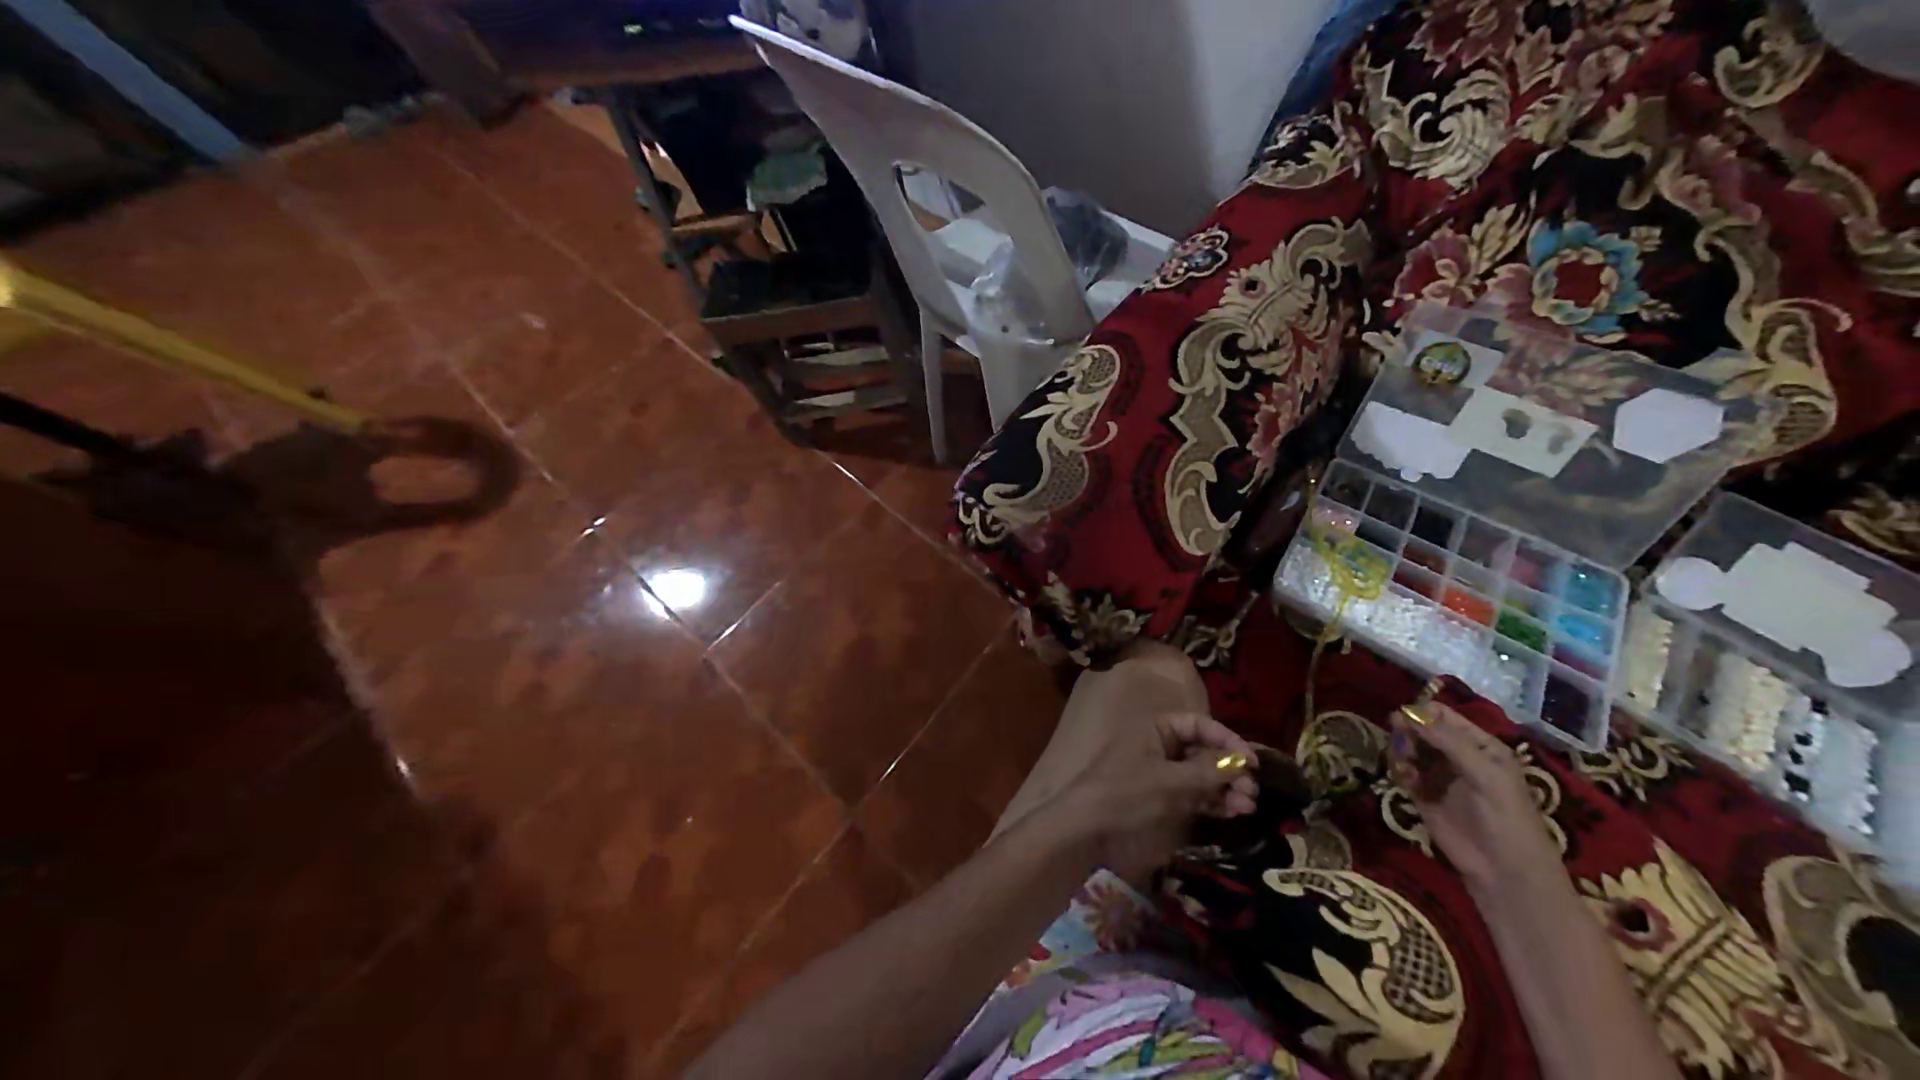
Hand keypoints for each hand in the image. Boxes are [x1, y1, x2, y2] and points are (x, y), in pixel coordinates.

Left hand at [1046, 710, 1258, 881]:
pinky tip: (1233, 812)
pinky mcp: (1160, 796)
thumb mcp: (1170, 782)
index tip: (1252, 762)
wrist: (1086, 826)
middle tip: (1252, 791)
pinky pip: (1193, 793)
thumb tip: (1242, 764)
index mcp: (1156, 728)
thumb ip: (1208, 772)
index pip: (1200, 724)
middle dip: (1229, 769)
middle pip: (1203, 750)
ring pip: (1201, 774)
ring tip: (1247, 806)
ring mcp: (1160, 771)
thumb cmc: (1125, 793)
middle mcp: (1160, 744)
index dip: (1228, 740)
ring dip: (1225, 788)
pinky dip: (1212, 801)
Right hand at [1388, 703, 1561, 890]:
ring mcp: (1438, 775)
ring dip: (1400, 750)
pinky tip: (1404, 780)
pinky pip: (1403, 771)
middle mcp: (1456, 755)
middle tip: (1400, 742)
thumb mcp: (1485, 774)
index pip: (1442, 715)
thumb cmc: (1505, 817)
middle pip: (1420, 729)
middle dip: (1406, 731)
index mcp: (1479, 745)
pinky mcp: (1422, 794)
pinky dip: (1399, 770)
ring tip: (1403, 764)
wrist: (1503, 870)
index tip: (1403, 719)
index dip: (1421, 713)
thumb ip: (1448, 741)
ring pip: (1407, 748)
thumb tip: (1409, 711)